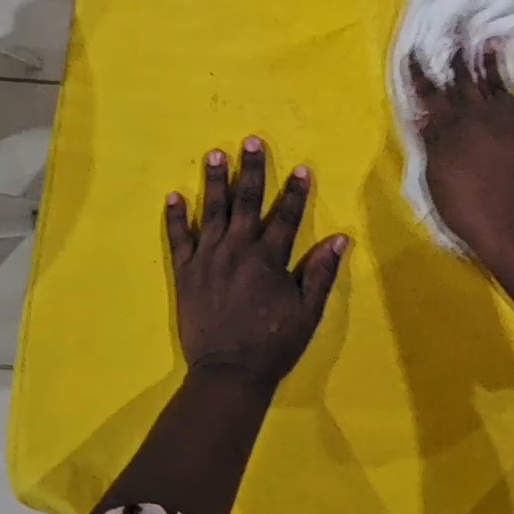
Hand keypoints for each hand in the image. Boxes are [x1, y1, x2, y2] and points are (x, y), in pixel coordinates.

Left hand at [164, 138, 348, 388]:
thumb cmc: (273, 344)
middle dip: (250, 169)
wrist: (228, 373)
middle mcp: (237, 250)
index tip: (301, 168)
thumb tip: (339, 238)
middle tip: (250, 140)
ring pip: (212, 211)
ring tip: (214, 154)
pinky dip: (176, 216)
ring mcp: (208, 258)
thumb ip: (320, 273)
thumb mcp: (307, 312)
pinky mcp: (185, 272)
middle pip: (246, 201)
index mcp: (268, 259)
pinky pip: (179, 238)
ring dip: (214, 181)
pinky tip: (174, 195)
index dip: (295, 191)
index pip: (286, 216)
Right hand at [408, 44, 513, 264]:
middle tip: (455, 28)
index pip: (430, 93)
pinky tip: (503, 75)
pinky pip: (513, 97)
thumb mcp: (436, 176)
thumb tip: (421, 113)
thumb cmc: (465, 207)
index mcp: (450, 129)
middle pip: (463, 79)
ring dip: (486, 60)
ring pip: (492, 82)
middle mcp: (476, 117)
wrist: (511, 225)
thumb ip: (431, 141)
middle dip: (456, 54)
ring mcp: (504, 121)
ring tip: (485, 38)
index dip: (420, 73)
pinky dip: (506, 82)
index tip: (413, 52)